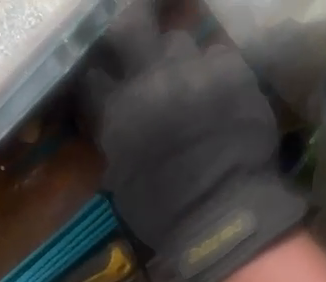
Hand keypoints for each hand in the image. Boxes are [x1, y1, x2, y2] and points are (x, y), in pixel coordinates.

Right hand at [86, 7, 304, 281]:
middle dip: (130, 34)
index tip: (100, 87)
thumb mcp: (122, 181)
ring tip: (182, 77)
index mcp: (116, 111)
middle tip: (137, 51)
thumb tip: (114, 128)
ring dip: (176, 57)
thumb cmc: (162, 211)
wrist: (221, 211)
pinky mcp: (234, 70)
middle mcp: (151, 78)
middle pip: (131, 26)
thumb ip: (116, 142)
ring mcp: (194, 69)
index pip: (91, 76)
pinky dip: (213, 69)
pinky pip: (218, 54)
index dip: (95, 79)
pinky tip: (216, 89)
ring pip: (178, 38)